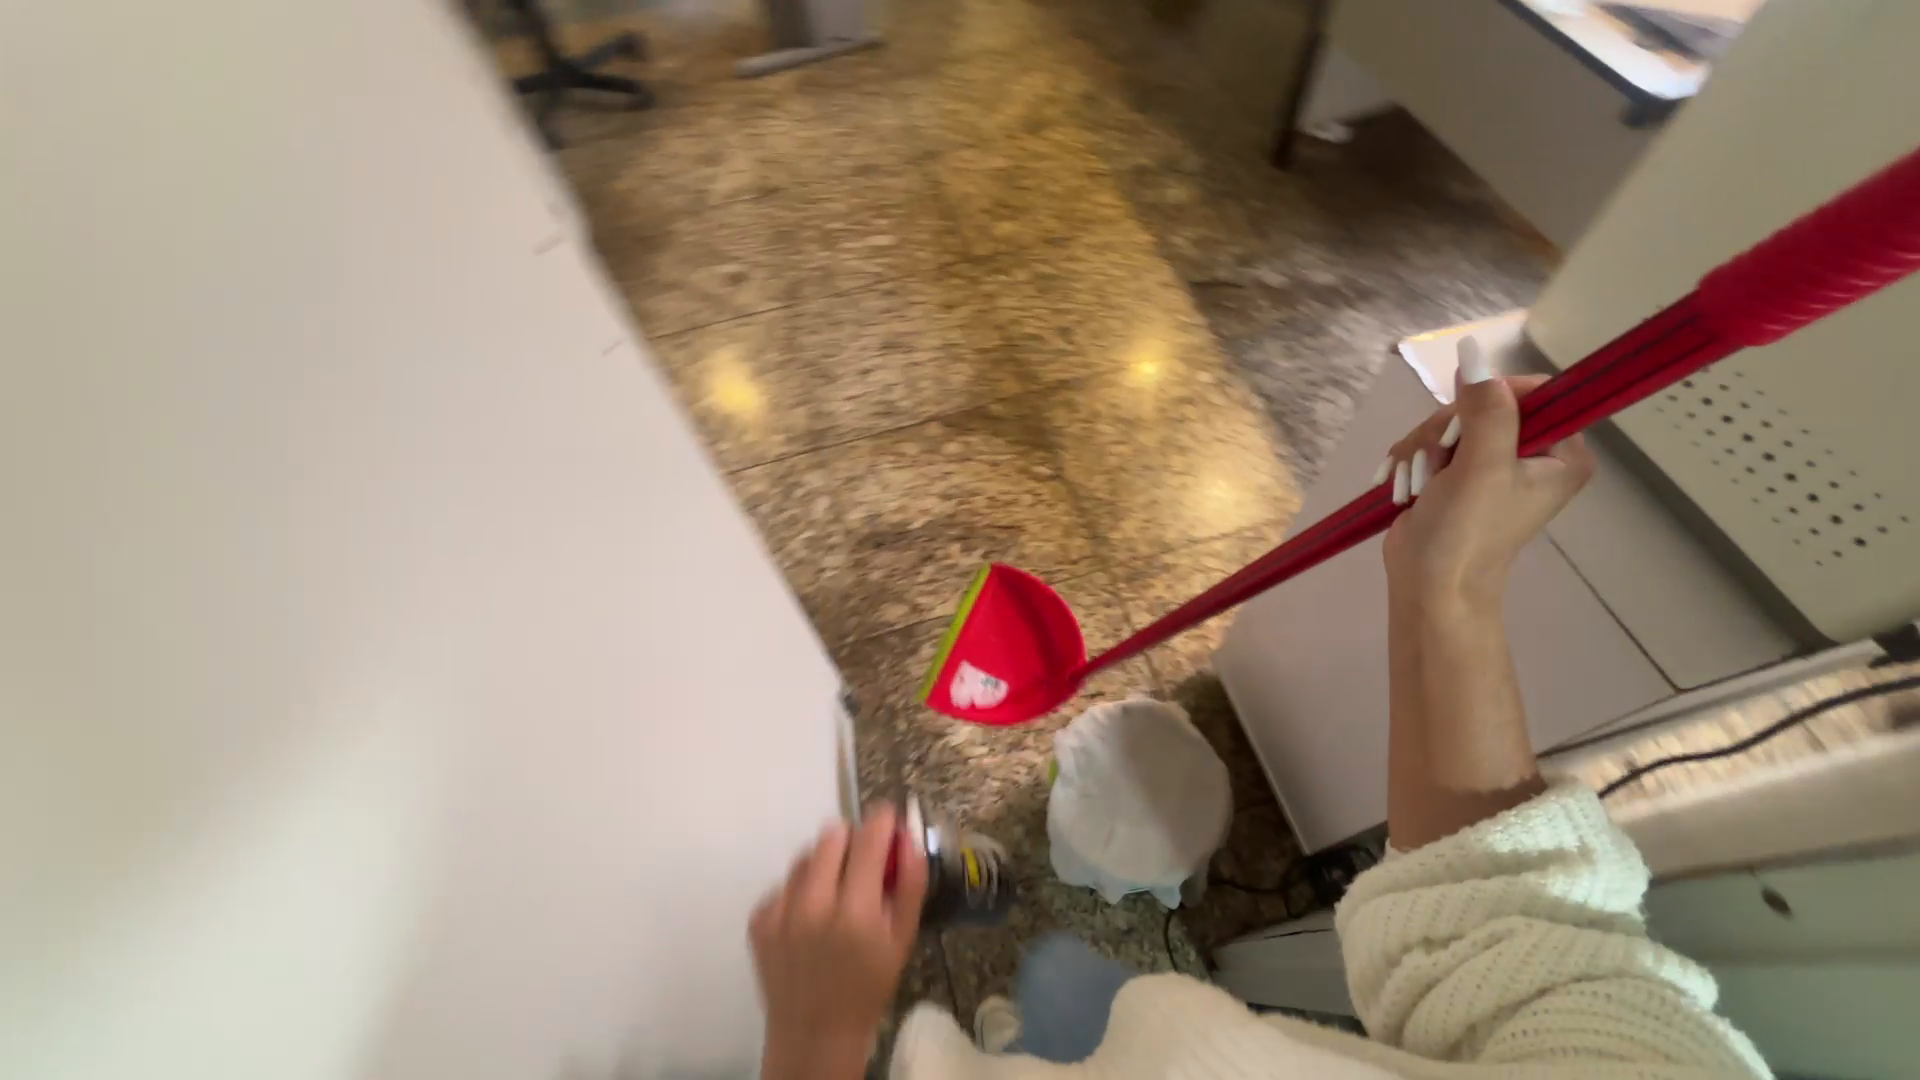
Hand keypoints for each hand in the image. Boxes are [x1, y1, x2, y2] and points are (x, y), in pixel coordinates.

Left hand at [750, 803, 928, 1079]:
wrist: (814, 1034)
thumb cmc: (868, 985)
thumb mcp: (903, 939)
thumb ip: (910, 883)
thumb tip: (909, 835)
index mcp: (856, 912)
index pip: (869, 839)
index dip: (882, 819)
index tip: (888, 815)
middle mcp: (814, 905)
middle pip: (833, 835)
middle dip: (852, 840)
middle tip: (862, 864)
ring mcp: (781, 912)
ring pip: (807, 855)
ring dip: (824, 863)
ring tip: (835, 894)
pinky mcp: (758, 919)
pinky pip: (784, 882)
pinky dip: (800, 889)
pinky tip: (810, 917)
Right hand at [1380, 337, 1594, 606]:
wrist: (1430, 584)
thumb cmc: (1466, 531)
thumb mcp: (1481, 467)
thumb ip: (1485, 408)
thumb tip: (1472, 352)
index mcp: (1560, 452)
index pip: (1533, 393)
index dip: (1489, 398)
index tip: (1460, 429)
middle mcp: (1530, 455)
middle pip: (1481, 407)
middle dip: (1444, 433)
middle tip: (1433, 465)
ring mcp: (1489, 467)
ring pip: (1448, 426)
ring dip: (1421, 450)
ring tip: (1415, 483)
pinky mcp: (1454, 479)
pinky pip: (1430, 446)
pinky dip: (1411, 462)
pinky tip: (1403, 484)